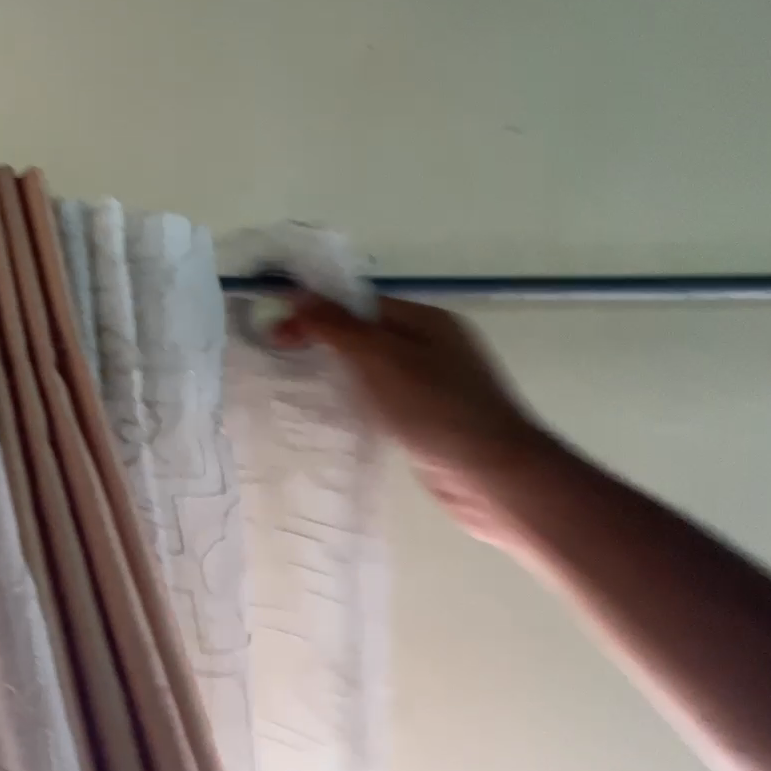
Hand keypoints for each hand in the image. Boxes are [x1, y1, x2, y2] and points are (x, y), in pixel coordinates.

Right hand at [273, 293, 559, 544]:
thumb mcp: (379, 357)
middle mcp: (432, 344)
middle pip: (362, 331)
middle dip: (320, 339)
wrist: (494, 476)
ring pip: (369, 364)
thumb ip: (337, 325)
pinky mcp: (427, 415)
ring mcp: (433, 381)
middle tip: (280, 356)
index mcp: (426, 321)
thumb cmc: (435, 408)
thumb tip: (298, 294)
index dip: (313, 312)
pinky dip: (353, 396)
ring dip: (334, 369)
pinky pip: (378, 394)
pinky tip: (335, 410)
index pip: (357, 303)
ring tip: (298, 383)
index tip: (275, 335)